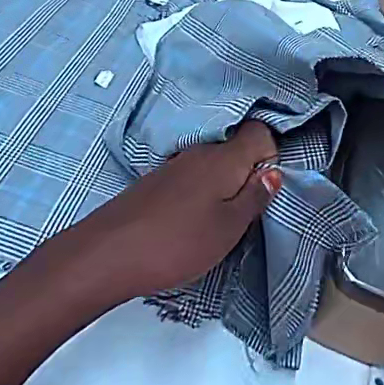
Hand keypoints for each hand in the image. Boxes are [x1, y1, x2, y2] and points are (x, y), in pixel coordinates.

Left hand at [45, 120, 280, 304]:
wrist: (109, 252)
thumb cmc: (177, 242)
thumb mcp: (228, 228)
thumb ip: (255, 197)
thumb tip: (274, 171)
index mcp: (222, 158)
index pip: (259, 132)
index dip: (271, 154)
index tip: (270, 186)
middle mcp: (199, 152)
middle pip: (236, 148)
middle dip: (249, 172)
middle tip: (251, 210)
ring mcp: (175, 164)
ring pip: (214, 164)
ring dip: (224, 185)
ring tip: (223, 221)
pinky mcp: (158, 181)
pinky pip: (193, 176)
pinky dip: (202, 192)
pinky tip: (195, 221)